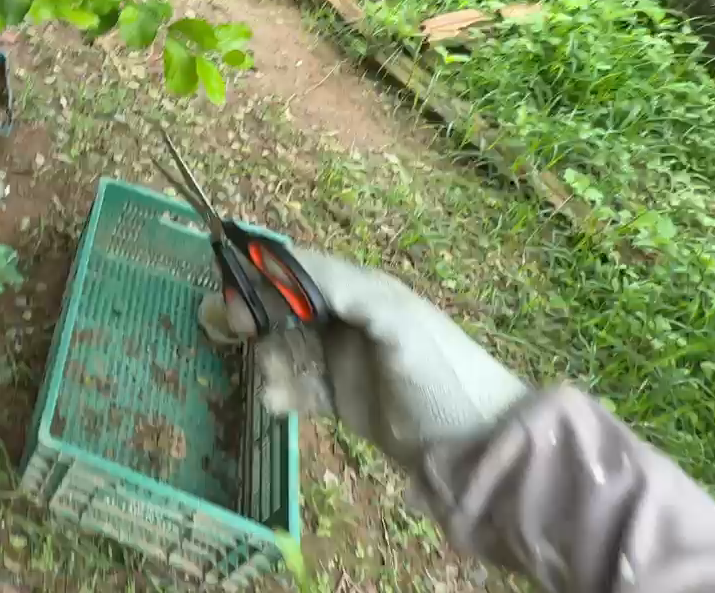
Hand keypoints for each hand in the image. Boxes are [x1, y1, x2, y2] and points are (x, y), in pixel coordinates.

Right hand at [205, 247, 528, 466]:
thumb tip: (286, 261)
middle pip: (280, 307)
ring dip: (268, 361)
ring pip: (282, 347)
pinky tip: (277, 404)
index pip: (297, 269)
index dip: (260, 274)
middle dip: (254, 319)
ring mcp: (338, 357)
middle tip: (231, 333)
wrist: (483, 454)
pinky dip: (280, 391)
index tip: (231, 289)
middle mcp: (342, 318)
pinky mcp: (337, 395)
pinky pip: (294, 383)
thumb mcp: (398, 322)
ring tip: (270, 384)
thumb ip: (344, 287)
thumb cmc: (443, 377)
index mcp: (358, 291)